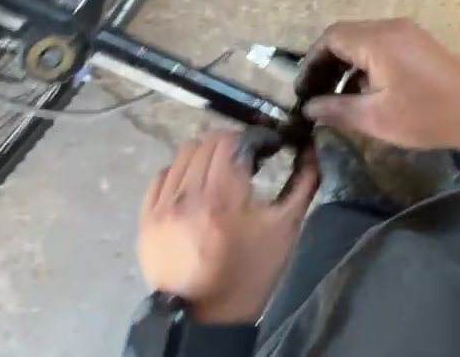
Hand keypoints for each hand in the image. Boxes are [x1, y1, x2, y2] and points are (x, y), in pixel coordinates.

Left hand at [137, 129, 317, 323]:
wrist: (204, 319)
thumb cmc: (249, 272)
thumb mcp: (286, 227)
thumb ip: (305, 182)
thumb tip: (314, 148)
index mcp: (223, 197)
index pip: (234, 141)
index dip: (255, 139)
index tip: (268, 150)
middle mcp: (188, 196)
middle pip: (208, 141)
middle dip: (232, 144)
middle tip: (247, 161)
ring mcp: (162, 208)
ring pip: (183, 153)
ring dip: (206, 155)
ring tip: (220, 173)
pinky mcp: (146, 221)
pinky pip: (161, 176)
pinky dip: (181, 173)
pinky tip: (195, 187)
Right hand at [298, 19, 459, 154]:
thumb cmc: (425, 114)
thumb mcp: (375, 118)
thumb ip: (337, 108)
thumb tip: (309, 107)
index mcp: (378, 40)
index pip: (331, 36)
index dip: (312, 61)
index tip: (302, 89)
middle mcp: (391, 28)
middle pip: (347, 35)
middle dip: (327, 63)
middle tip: (315, 95)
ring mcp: (408, 33)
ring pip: (364, 41)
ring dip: (347, 66)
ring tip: (336, 99)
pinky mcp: (419, 44)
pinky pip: (381, 46)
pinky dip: (366, 65)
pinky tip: (364, 93)